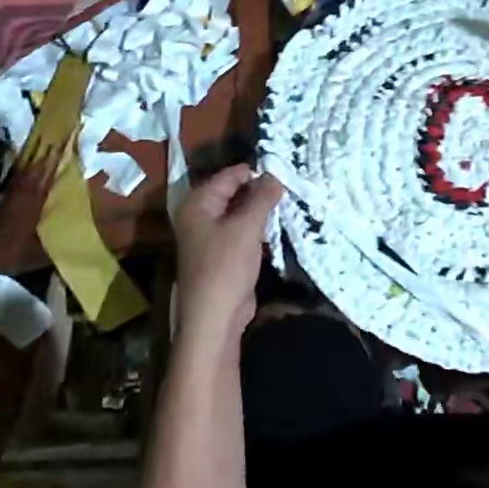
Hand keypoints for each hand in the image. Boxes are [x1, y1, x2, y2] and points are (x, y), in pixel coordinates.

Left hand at [171, 164, 283, 345]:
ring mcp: (210, 236)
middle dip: (259, 190)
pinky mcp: (222, 254)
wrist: (215, 317)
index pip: (229, 176)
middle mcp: (200, 215)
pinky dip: (257, 227)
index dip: (255, 172)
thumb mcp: (247, 227)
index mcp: (198, 203)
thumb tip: (276, 175)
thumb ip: (262, 197)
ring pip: (239, 213)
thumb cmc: (226, 266)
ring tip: (289, 201)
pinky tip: (277, 225)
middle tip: (290, 185)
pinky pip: (241, 231)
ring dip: (260, 210)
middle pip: (233, 193)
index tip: (284, 171)